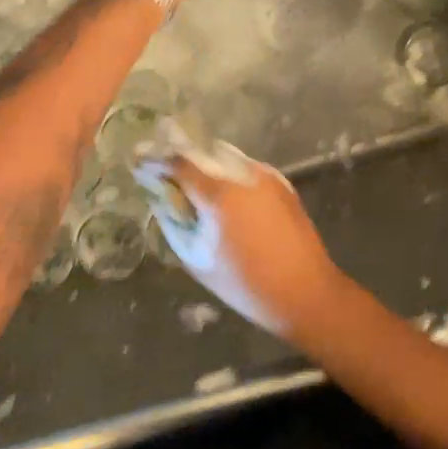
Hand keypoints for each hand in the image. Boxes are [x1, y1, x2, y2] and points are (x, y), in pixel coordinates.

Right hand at [137, 151, 343, 340]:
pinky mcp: (282, 185)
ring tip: (198, 187)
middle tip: (168, 174)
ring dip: (209, 167)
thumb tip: (162, 200)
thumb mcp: (199, 260)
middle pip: (204, 155)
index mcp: (219, 194)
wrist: (306, 292)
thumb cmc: (247, 284)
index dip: (157, 162)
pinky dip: (231, 177)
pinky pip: (247, 171)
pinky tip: (228, 199)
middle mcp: (243, 175)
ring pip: (227, 159)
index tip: (142, 162)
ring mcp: (266, 177)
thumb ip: (176, 224)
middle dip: (183, 162)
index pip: (180, 164)